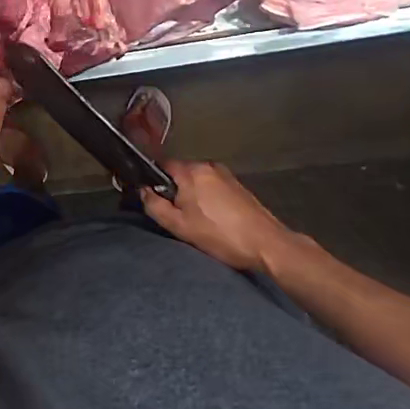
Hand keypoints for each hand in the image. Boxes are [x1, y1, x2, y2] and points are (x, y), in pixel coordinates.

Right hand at [142, 161, 299, 272]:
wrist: (265, 243)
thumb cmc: (219, 235)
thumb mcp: (179, 226)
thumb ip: (155, 206)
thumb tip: (144, 191)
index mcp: (192, 171)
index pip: (162, 165)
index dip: (153, 181)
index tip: (153, 200)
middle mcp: (209, 165)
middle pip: (181, 173)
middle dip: (174, 191)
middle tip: (176, 217)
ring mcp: (226, 174)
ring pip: (197, 181)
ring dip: (192, 196)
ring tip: (196, 221)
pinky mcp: (237, 185)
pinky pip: (212, 187)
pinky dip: (207, 198)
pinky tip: (213, 219)